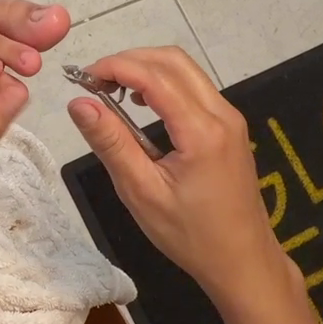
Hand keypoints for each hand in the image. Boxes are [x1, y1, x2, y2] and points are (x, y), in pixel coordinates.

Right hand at [67, 47, 294, 314]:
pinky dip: (160, 82)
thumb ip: (110, 142)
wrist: (243, 263)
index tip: (81, 78)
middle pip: (172, 60)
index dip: (114, 67)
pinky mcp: (228, 126)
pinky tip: (137, 103)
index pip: (154, 76)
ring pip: (184, 69)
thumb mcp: (140, 191)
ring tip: (110, 91)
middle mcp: (221, 114)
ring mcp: (229, 118)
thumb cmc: (190, 234)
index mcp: (201, 131)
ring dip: (144, 68)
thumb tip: (78, 102)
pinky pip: (192, 86)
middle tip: (94, 82)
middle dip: (128, 60)